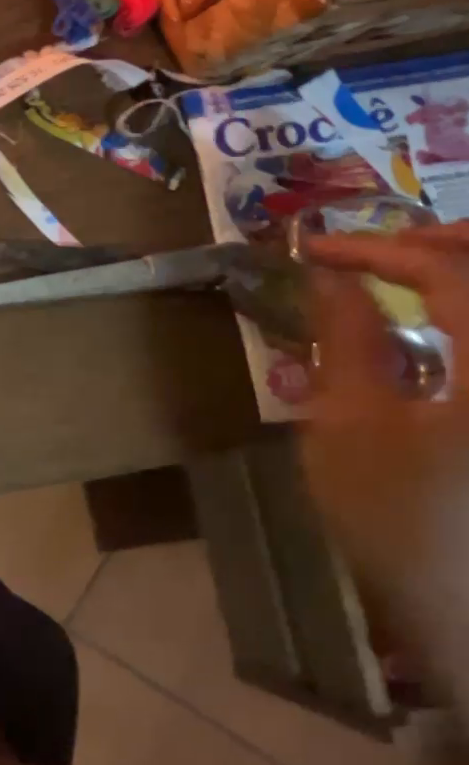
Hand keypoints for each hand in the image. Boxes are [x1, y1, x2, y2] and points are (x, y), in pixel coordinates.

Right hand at [303, 225, 468, 622]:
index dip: (381, 251)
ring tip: (417, 272)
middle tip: (380, 248)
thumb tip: (329, 276)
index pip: (455, 274)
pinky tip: (447, 324)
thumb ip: (347, 342)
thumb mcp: (350, 428)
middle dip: (451, 243)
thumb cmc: (400, 521)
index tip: (312, 251)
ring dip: (468, 276)